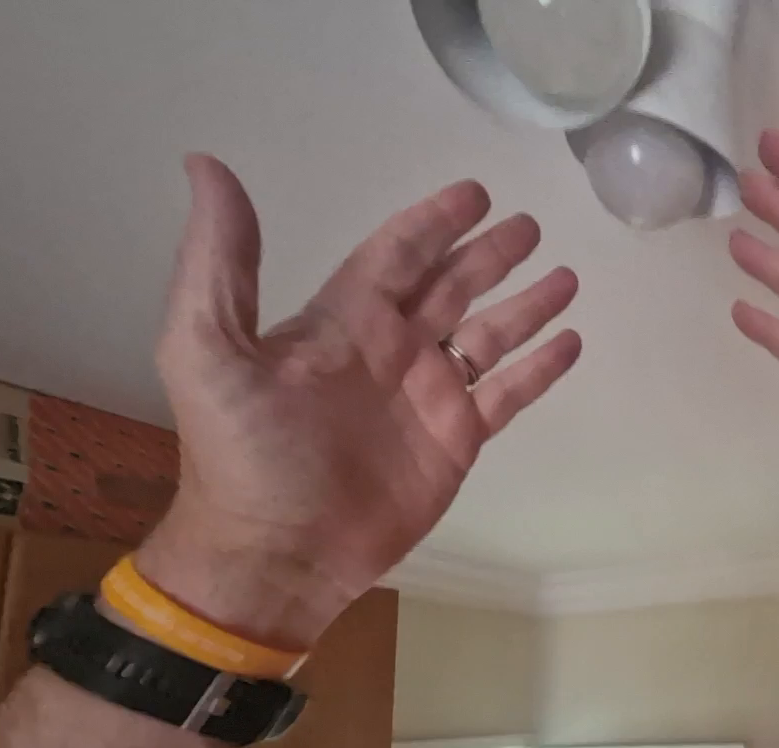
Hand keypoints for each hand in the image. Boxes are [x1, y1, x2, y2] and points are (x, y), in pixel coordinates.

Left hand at [135, 156, 581, 648]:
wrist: (284, 549)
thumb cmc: (246, 453)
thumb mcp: (208, 349)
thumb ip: (221, 263)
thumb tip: (210, 166)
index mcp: (343, 322)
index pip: (399, 256)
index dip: (436, 223)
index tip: (476, 194)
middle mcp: (395, 350)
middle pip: (455, 289)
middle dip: (491, 255)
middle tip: (530, 227)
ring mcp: (434, 395)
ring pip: (492, 337)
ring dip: (528, 307)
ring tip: (565, 279)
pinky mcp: (461, 439)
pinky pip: (509, 394)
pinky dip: (540, 370)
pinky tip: (570, 344)